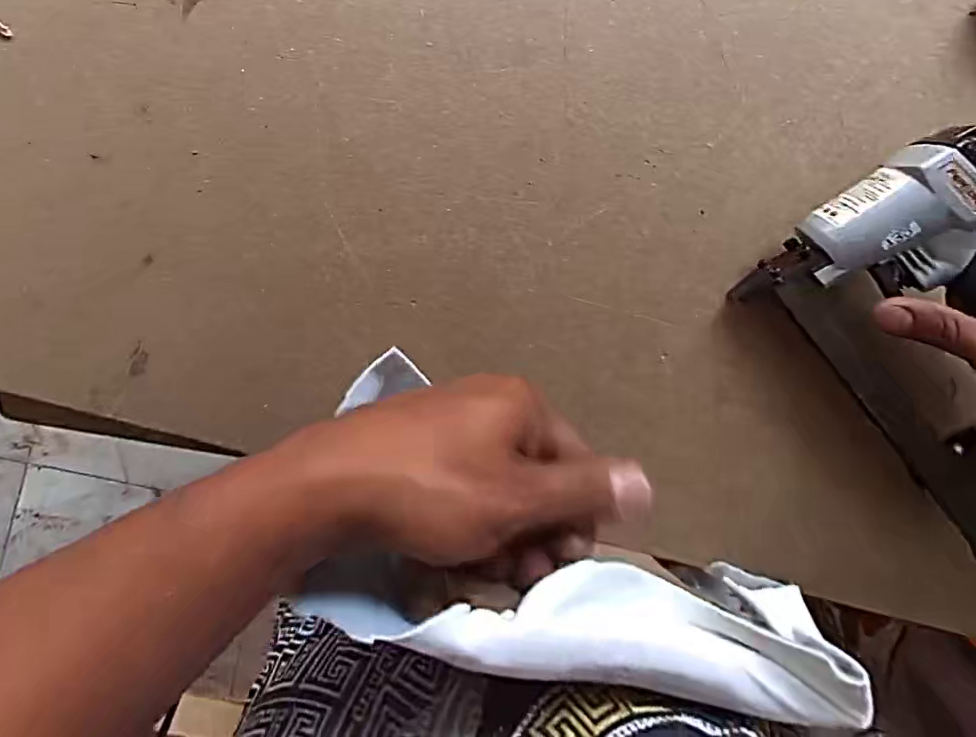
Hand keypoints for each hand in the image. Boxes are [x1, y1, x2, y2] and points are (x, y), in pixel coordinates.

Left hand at [267, 374, 651, 586]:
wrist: (331, 482)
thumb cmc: (430, 490)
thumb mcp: (517, 500)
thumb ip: (584, 491)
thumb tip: (643, 479)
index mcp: (519, 403)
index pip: (579, 467)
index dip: (574, 524)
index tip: (551, 566)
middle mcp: (486, 403)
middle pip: (535, 481)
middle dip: (529, 536)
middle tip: (507, 572)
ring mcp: (447, 422)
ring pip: (495, 492)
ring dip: (494, 538)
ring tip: (468, 564)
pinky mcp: (415, 444)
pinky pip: (458, 488)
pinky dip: (459, 523)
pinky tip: (440, 549)